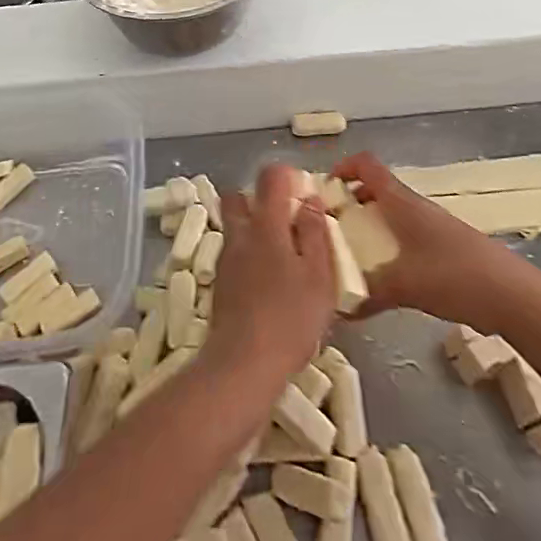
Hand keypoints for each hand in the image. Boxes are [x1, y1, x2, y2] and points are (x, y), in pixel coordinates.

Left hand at [201, 163, 335, 383]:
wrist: (244, 364)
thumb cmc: (291, 318)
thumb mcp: (319, 275)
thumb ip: (315, 233)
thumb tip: (309, 200)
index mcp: (266, 226)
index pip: (270, 178)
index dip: (287, 176)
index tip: (304, 193)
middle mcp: (239, 235)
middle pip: (239, 198)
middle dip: (259, 200)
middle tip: (288, 222)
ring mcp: (225, 260)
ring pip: (235, 228)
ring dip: (255, 230)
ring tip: (285, 258)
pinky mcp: (220, 284)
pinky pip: (234, 255)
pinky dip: (249, 256)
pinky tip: (269, 283)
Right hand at [334, 152, 521, 327]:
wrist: (515, 297)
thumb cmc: (455, 276)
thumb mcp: (403, 286)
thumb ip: (368, 296)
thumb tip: (340, 309)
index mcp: (402, 203)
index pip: (367, 165)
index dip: (343, 167)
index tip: (324, 190)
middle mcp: (416, 208)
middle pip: (377, 190)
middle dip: (351, 204)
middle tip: (331, 228)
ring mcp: (433, 228)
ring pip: (393, 216)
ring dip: (371, 228)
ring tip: (351, 255)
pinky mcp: (446, 249)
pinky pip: (407, 238)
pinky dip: (390, 248)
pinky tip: (385, 279)